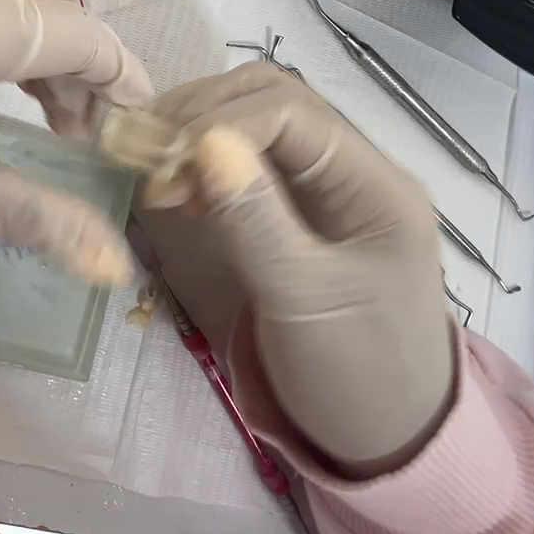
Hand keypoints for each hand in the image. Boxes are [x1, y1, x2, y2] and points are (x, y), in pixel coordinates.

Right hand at [146, 63, 456, 478]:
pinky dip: (204, 159)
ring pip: (255, 118)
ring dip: (199, 130)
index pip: (290, 111)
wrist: (384, 435)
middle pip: (273, 98)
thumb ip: (255, 218)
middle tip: (149, 153)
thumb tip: (204, 141)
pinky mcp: (296, 203)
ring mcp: (324, 183)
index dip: (219, 123)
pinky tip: (180, 186)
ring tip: (157, 169)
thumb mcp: (302, 300)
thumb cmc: (355, 374)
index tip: (162, 165)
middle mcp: (352, 166)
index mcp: (376, 184)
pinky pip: (247, 155)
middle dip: (204, 113)